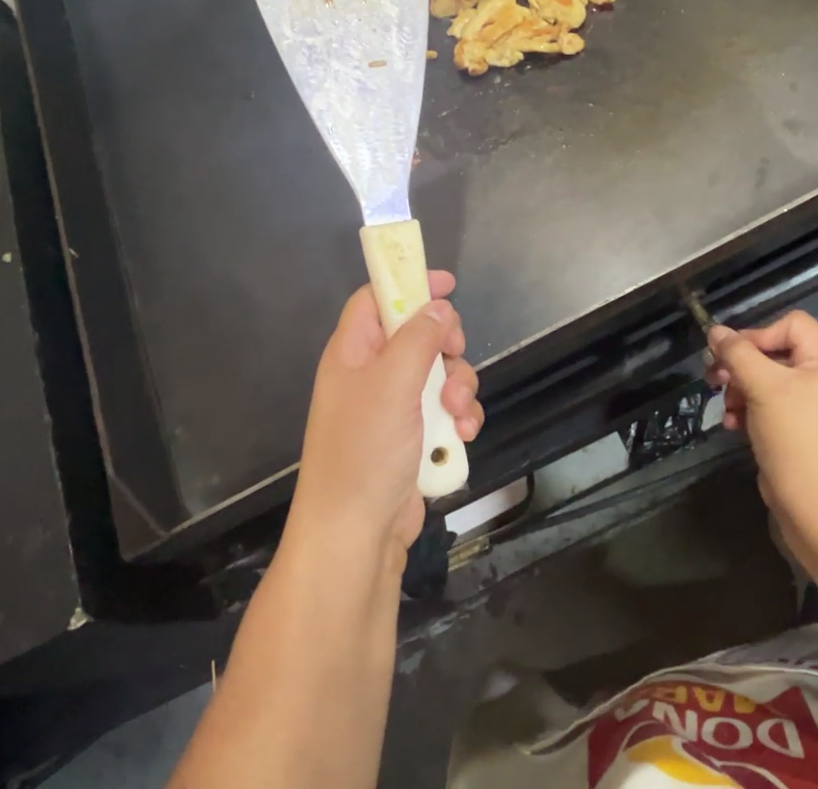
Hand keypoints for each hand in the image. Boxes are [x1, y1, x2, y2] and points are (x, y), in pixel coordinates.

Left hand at [291, 271, 483, 563]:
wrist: (356, 533)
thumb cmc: (365, 451)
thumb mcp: (391, 384)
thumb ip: (418, 338)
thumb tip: (438, 307)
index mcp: (352, 353)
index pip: (377, 299)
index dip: (409, 284)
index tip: (448, 284)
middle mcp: (370, 376)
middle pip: (417, 336)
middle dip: (446, 346)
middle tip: (454, 356)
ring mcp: (392, 410)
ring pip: (438, 376)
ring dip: (459, 389)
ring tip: (459, 413)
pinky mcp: (412, 440)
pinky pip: (443, 413)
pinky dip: (458, 419)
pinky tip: (464, 435)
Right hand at [704, 311, 817, 524]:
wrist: (814, 501)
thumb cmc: (793, 435)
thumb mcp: (762, 387)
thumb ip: (737, 354)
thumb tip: (715, 331)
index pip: (793, 325)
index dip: (760, 333)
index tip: (735, 354)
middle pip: (775, 353)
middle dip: (741, 365)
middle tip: (715, 378)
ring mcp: (812, 408)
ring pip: (767, 382)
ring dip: (739, 391)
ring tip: (727, 409)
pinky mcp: (799, 431)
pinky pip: (769, 408)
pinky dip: (749, 411)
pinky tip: (733, 426)